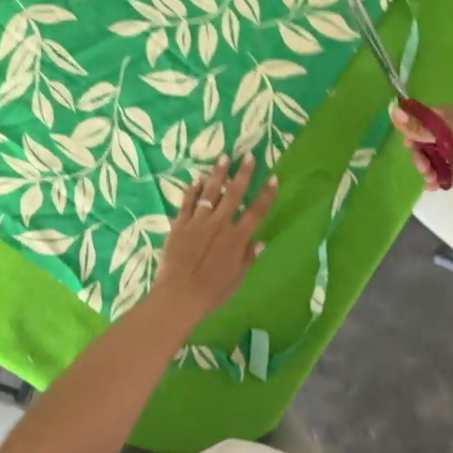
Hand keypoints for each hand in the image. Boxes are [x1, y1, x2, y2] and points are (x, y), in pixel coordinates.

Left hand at [150, 154, 278, 326]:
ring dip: (217, 175)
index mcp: (236, 239)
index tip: (273, 178)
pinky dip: (192, 191)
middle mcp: (219, 225)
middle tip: (248, 155)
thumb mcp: (236, 279)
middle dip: (243, 174)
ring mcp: (197, 223)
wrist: (178, 296)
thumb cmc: (211, 293)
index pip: (256, 212)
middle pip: (233, 194)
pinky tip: (196, 180)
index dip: (266, 195)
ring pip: (209, 193)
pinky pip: (187, 203)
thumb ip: (248, 258)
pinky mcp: (179, 225)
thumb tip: (260, 242)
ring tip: (223, 158)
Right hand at [392, 103, 452, 191]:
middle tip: (424, 170)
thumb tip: (394, 111)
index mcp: (451, 115)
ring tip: (431, 181)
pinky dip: (441, 174)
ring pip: (437, 154)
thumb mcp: (450, 136)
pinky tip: (435, 186)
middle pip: (428, 139)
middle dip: (421, 155)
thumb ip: (422, 128)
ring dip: (430, 167)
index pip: (423, 118)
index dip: (413, 131)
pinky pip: (449, 166)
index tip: (410, 146)